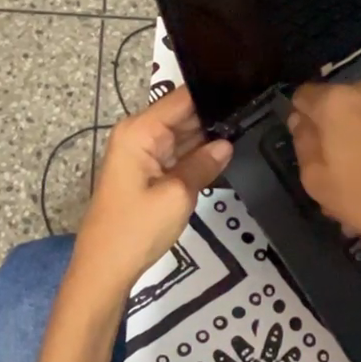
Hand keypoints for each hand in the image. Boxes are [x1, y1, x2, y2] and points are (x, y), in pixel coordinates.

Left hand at [70, 88, 232, 296]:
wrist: (105, 269)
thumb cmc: (136, 229)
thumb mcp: (177, 195)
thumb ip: (203, 164)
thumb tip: (227, 144)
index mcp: (140, 131)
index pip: (181, 98)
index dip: (212, 94)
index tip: (247, 92)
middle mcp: (139, 135)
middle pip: (183, 114)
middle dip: (214, 117)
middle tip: (255, 115)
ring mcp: (143, 155)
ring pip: (182, 135)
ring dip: (208, 138)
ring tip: (248, 130)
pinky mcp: (148, 174)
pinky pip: (177, 155)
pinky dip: (197, 156)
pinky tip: (225, 153)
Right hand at [288, 81, 360, 278]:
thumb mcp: (317, 180)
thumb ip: (303, 146)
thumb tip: (303, 124)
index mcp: (336, 100)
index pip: (301, 98)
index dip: (297, 125)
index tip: (304, 156)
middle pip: (334, 117)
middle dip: (329, 150)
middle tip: (330, 191)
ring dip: (354, 165)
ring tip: (359, 212)